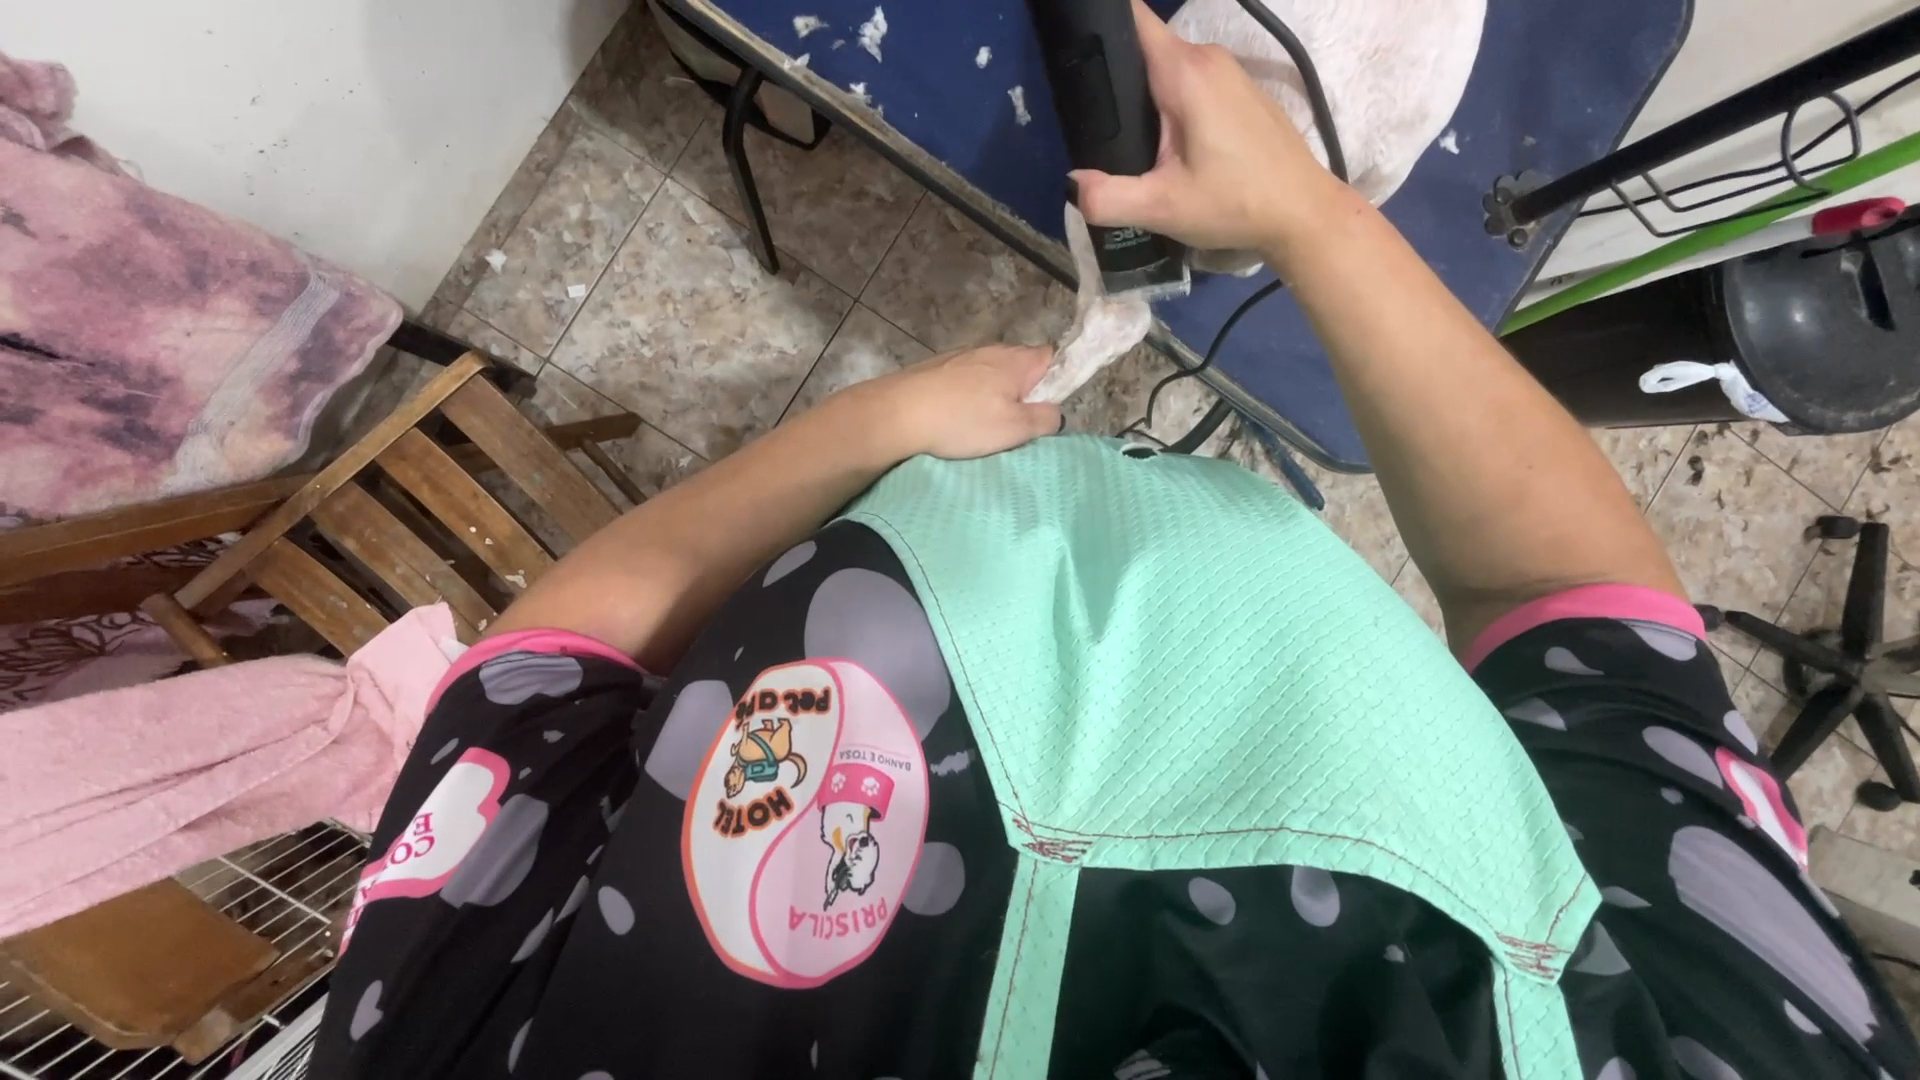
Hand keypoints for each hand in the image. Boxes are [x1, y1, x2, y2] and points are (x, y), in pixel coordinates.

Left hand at [845, 345, 1062, 460]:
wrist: (898, 413)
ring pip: (993, 376)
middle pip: (1022, 369)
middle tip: (1013, 426)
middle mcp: (994, 350)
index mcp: (1018, 360)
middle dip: (1023, 394)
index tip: (1045, 409)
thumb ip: (1046, 419)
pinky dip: (968, 398)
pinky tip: (956, 418)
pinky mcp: (940, 368)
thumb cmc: (963, 421)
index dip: (1057, 382)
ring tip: (981, 426)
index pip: (1054, 358)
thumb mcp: (1015, 428)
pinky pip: (967, 381)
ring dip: (993, 398)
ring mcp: (963, 356)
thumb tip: (1056, 413)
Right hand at [1070, 1, 1359, 260]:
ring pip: (1168, 69)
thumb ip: (1109, 197)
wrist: (1301, 213)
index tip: (1075, 56)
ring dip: (1142, 98)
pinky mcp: (1238, 93)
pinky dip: (1168, 106)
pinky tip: (1162, 146)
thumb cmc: (1236, 203)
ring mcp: (1227, 73)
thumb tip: (1073, 183)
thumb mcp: (1163, 209)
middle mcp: (1207, 58)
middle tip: (1093, 123)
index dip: (1102, 30)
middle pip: (1146, 49)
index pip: (1133, 20)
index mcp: (1185, 73)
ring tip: (1125, 140)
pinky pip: (1190, 84)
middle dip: (1116, 77)